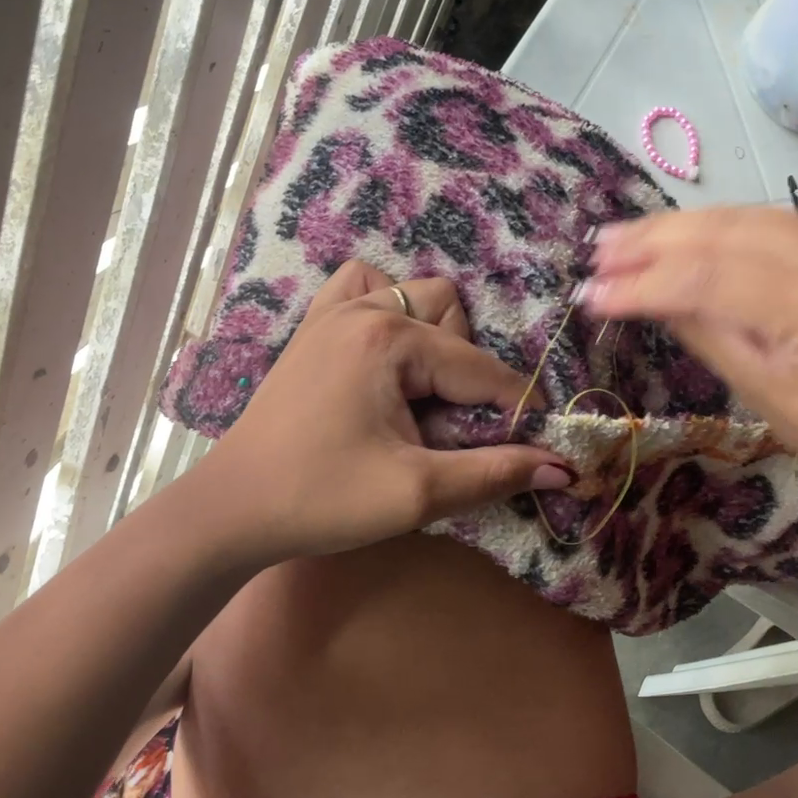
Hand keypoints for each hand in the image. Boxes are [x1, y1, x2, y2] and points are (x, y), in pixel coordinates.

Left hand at [195, 260, 570, 565]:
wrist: (234, 509)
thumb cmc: (323, 500)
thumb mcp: (417, 493)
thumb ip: (494, 472)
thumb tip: (563, 466)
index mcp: (390, 339)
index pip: (480, 369)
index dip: (517, 410)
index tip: (541, 446)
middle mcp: (363, 308)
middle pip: (453, 318)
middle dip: (468, 374)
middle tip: (449, 429)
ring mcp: (331, 312)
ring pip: (414, 295)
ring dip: (434, 337)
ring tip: (419, 394)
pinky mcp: (312, 328)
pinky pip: (363, 288)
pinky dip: (387, 310)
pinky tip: (385, 356)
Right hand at [580, 209, 797, 501]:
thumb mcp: (758, 392)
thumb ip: (700, 329)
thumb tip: (630, 292)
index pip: (717, 280)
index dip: (647, 282)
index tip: (593, 293)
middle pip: (734, 235)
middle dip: (658, 242)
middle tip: (600, 250)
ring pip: (752, 220)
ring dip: (682, 228)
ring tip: (624, 239)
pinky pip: (778, 226)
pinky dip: (721, 231)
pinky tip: (679, 236)